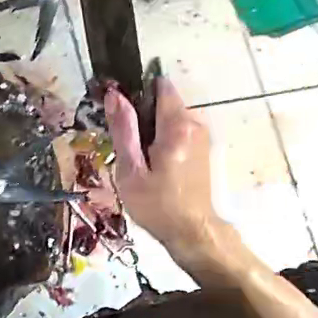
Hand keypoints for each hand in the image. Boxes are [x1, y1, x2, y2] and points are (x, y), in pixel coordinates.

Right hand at [106, 79, 242, 277]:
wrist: (193, 233)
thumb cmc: (157, 206)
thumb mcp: (130, 171)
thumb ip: (123, 130)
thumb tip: (114, 95)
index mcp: (176, 126)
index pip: (159, 85)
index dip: (137, 90)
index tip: (120, 108)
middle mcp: (195, 124)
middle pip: (164, 101)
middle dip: (142, 113)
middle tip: (124, 142)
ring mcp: (202, 135)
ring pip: (171, 117)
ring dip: (152, 128)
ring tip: (138, 157)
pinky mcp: (203, 148)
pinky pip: (179, 131)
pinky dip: (164, 139)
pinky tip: (153, 164)